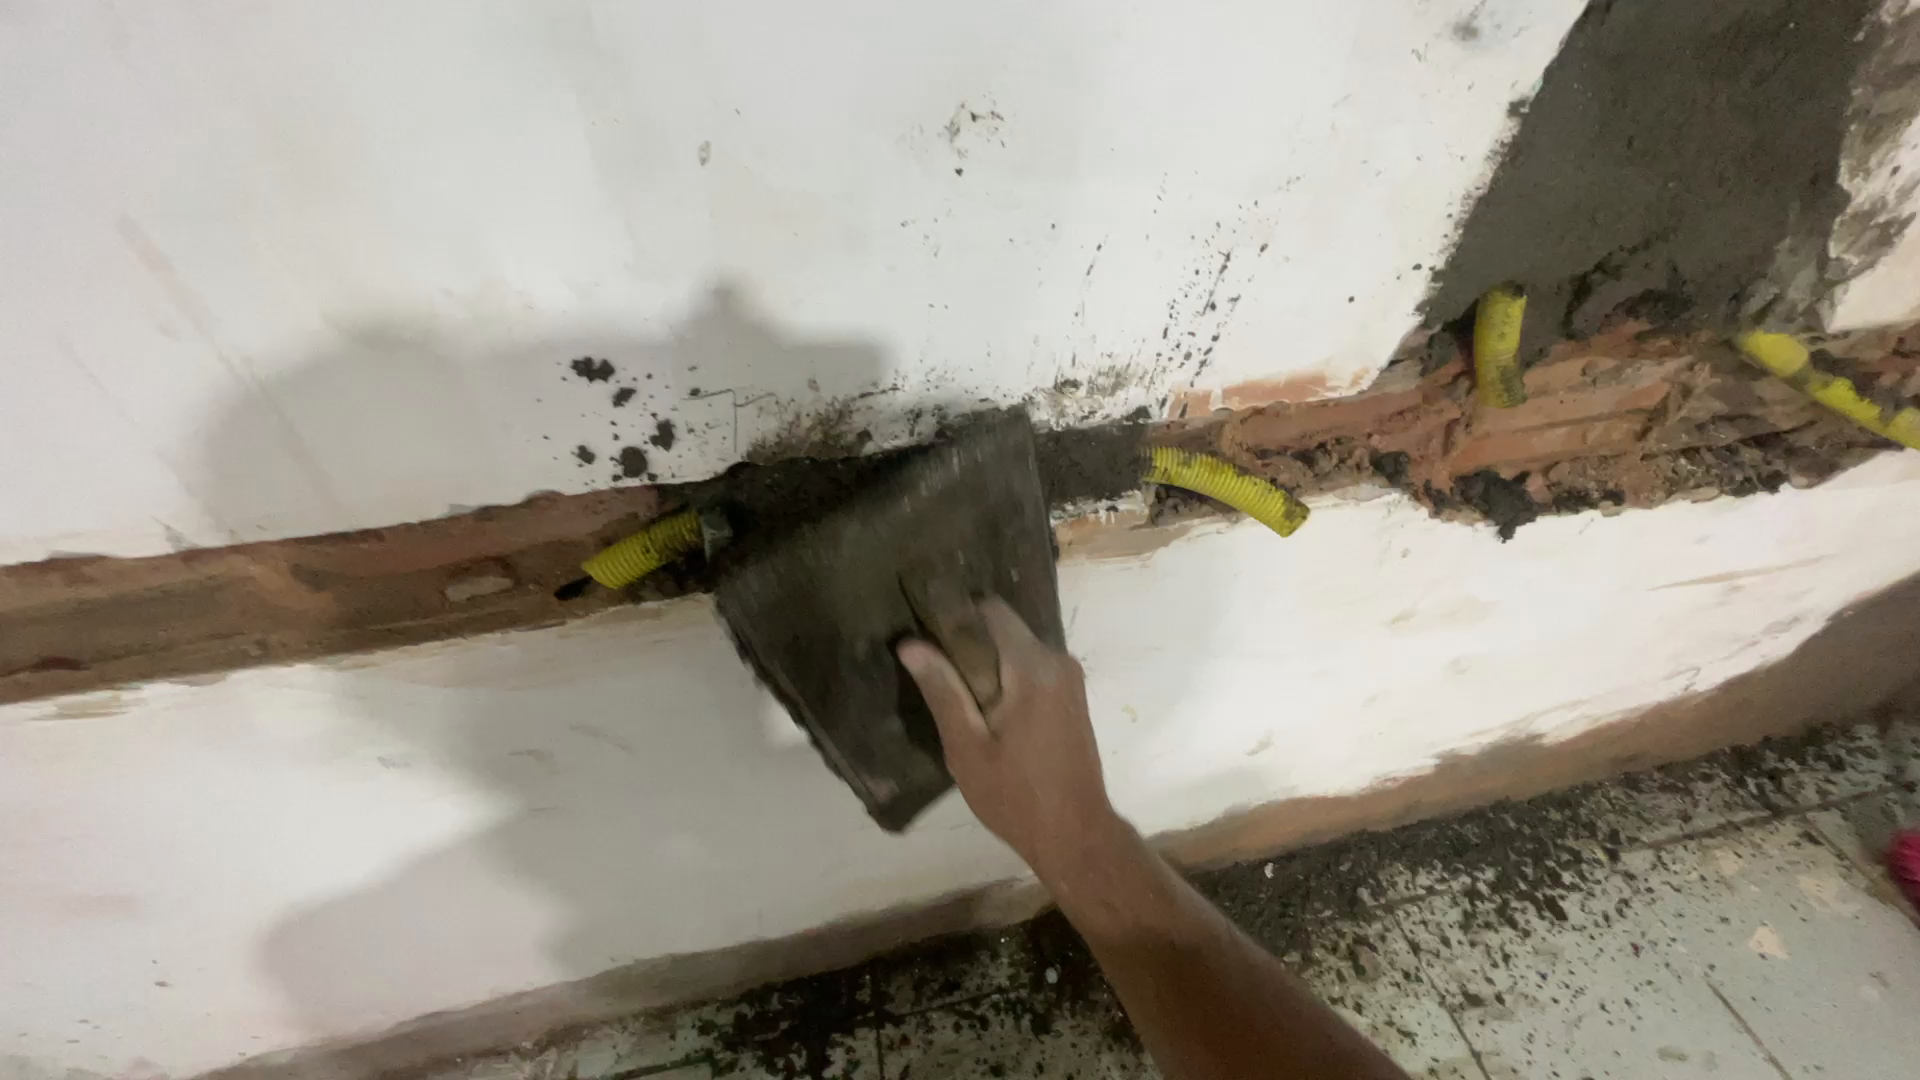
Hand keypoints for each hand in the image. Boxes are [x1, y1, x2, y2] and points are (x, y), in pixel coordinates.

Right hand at [897, 597, 1120, 876]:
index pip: (991, 609)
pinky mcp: (1071, 695)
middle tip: (936, 677)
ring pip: (1016, 648)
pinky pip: (1031, 667)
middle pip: (1003, 628)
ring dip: (986, 665)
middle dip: (969, 645)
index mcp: (1033, 666)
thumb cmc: (1016, 796)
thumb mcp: (967, 747)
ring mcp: (1069, 677)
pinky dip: (1006, 678)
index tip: (928, 640)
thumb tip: (911, 644)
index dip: (956, 617)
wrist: (1076, 835)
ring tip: (957, 698)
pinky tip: (986, 712)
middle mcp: (1058, 660)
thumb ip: (942, 690)